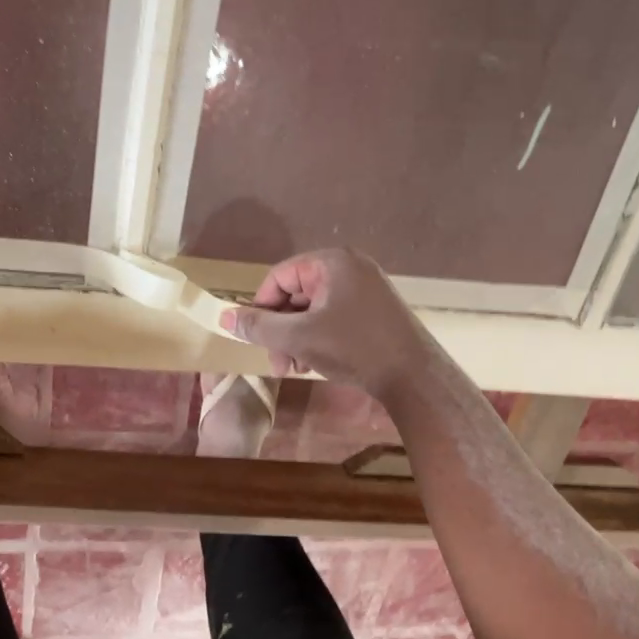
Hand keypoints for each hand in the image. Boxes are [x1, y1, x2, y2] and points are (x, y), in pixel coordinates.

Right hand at [221, 248, 435, 404]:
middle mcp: (351, 268)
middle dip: (280, 330)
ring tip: (293, 368)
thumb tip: (224, 317)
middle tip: (277, 363)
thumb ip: (259, 327)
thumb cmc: (353, 348)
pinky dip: (316, 338)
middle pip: (296, 294)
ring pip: (312, 310)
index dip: (261, 307)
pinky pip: (332, 318)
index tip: (255, 338)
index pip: (279, 277)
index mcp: (333, 263)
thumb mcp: (298, 338)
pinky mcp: (374, 311)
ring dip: (295, 339)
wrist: (413, 376)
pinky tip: (312, 364)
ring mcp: (365, 289)